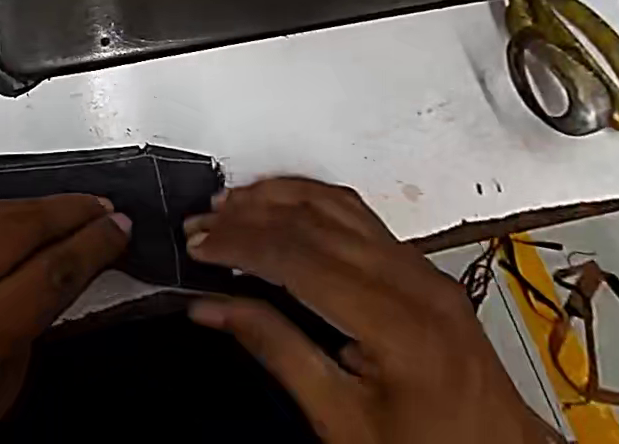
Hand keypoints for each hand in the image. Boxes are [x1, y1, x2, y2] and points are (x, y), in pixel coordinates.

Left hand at [0, 195, 129, 443]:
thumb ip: (20, 347)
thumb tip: (48, 296)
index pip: (50, 271)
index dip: (93, 246)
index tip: (117, 231)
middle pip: (24, 225)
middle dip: (72, 212)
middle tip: (104, 209)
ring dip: (38, 206)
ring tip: (71, 207)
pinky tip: (16, 218)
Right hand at [184, 178, 554, 443]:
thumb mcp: (341, 422)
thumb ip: (274, 350)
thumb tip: (211, 306)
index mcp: (399, 326)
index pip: (299, 259)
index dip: (240, 244)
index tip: (198, 244)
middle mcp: (414, 281)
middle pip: (313, 223)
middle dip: (247, 217)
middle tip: (200, 224)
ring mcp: (420, 266)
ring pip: (334, 204)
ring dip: (275, 196)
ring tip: (230, 204)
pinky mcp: (419, 264)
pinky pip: (357, 211)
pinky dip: (309, 197)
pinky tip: (281, 200)